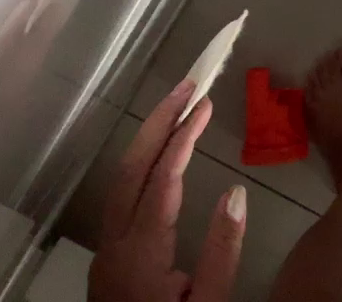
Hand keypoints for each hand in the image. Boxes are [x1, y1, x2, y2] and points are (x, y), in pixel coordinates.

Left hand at [89, 80, 245, 301]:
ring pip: (120, 177)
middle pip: (130, 167)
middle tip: (187, 86)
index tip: (205, 104)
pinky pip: (121, 191)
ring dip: (148, 136)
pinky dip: (143, 160)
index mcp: (140, 254)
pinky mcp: (108, 255)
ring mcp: (106, 249)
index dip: (183, 136)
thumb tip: (236, 193)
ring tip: (178, 106)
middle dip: (158, 120)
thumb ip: (221, 252)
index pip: (162, 178)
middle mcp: (114, 244)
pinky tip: (162, 153)